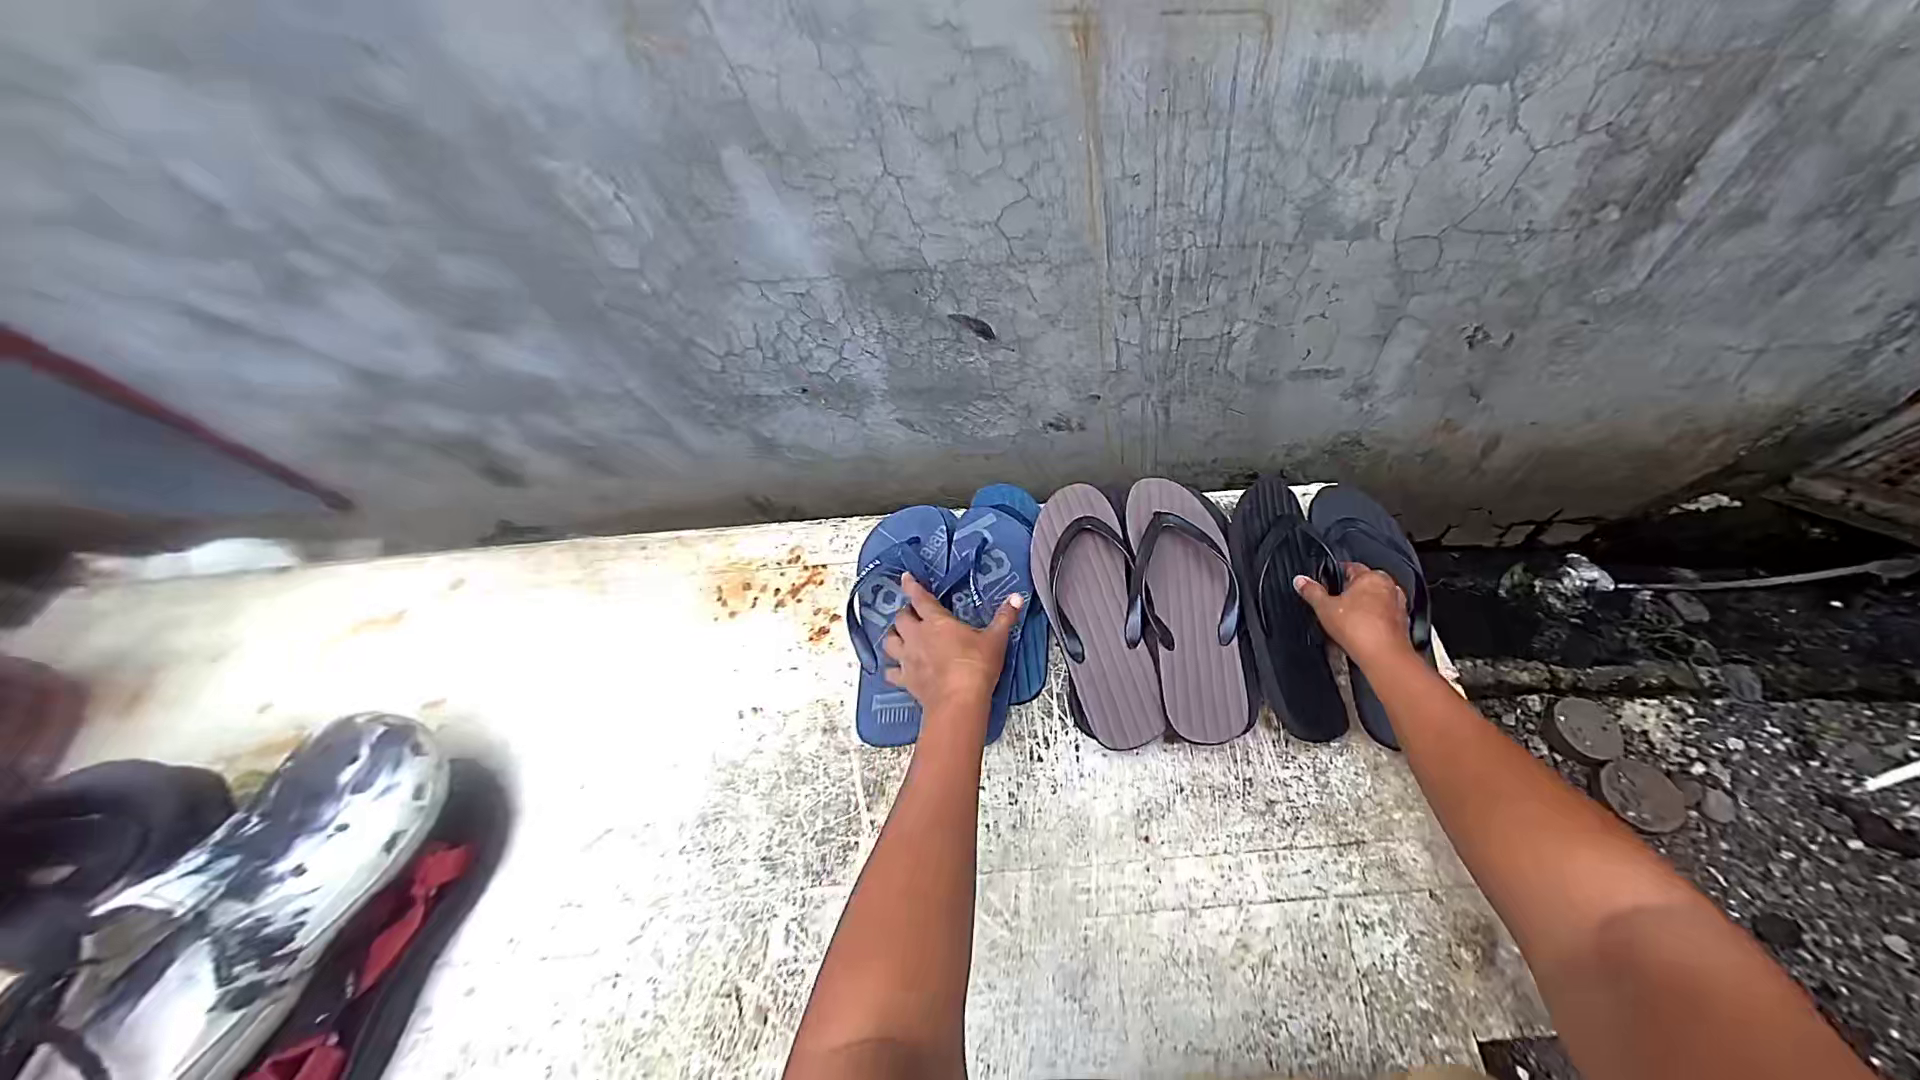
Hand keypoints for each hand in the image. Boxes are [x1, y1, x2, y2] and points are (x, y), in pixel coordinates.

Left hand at [882, 572, 1021, 714]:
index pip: (919, 597)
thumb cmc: (976, 666)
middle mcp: (916, 636)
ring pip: (890, 642)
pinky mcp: (906, 680)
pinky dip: (891, 669)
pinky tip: (894, 669)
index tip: (905, 577)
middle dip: (904, 613)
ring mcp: (908, 659)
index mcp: (936, 621)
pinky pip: (891, 673)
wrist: (959, 701)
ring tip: (898, 635)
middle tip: (912, 613)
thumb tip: (1017, 597)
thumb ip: (1005, 617)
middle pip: (900, 618)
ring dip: (892, 636)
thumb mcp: (995, 639)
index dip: (911, 586)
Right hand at [1293, 562, 1412, 666]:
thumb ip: (1311, 591)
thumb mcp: (1323, 607)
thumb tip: (1301, 581)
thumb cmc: (1359, 628)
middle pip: (1363, 584)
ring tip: (1345, 619)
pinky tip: (1358, 630)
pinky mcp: (1402, 623)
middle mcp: (1389, 587)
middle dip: (1349, 591)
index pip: (1350, 567)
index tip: (1325, 582)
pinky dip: (1372, 621)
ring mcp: (1398, 605)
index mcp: (1371, 577)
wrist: (1382, 655)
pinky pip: (1383, 617)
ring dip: (1362, 606)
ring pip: (1375, 600)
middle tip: (1333, 603)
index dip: (1334, 574)